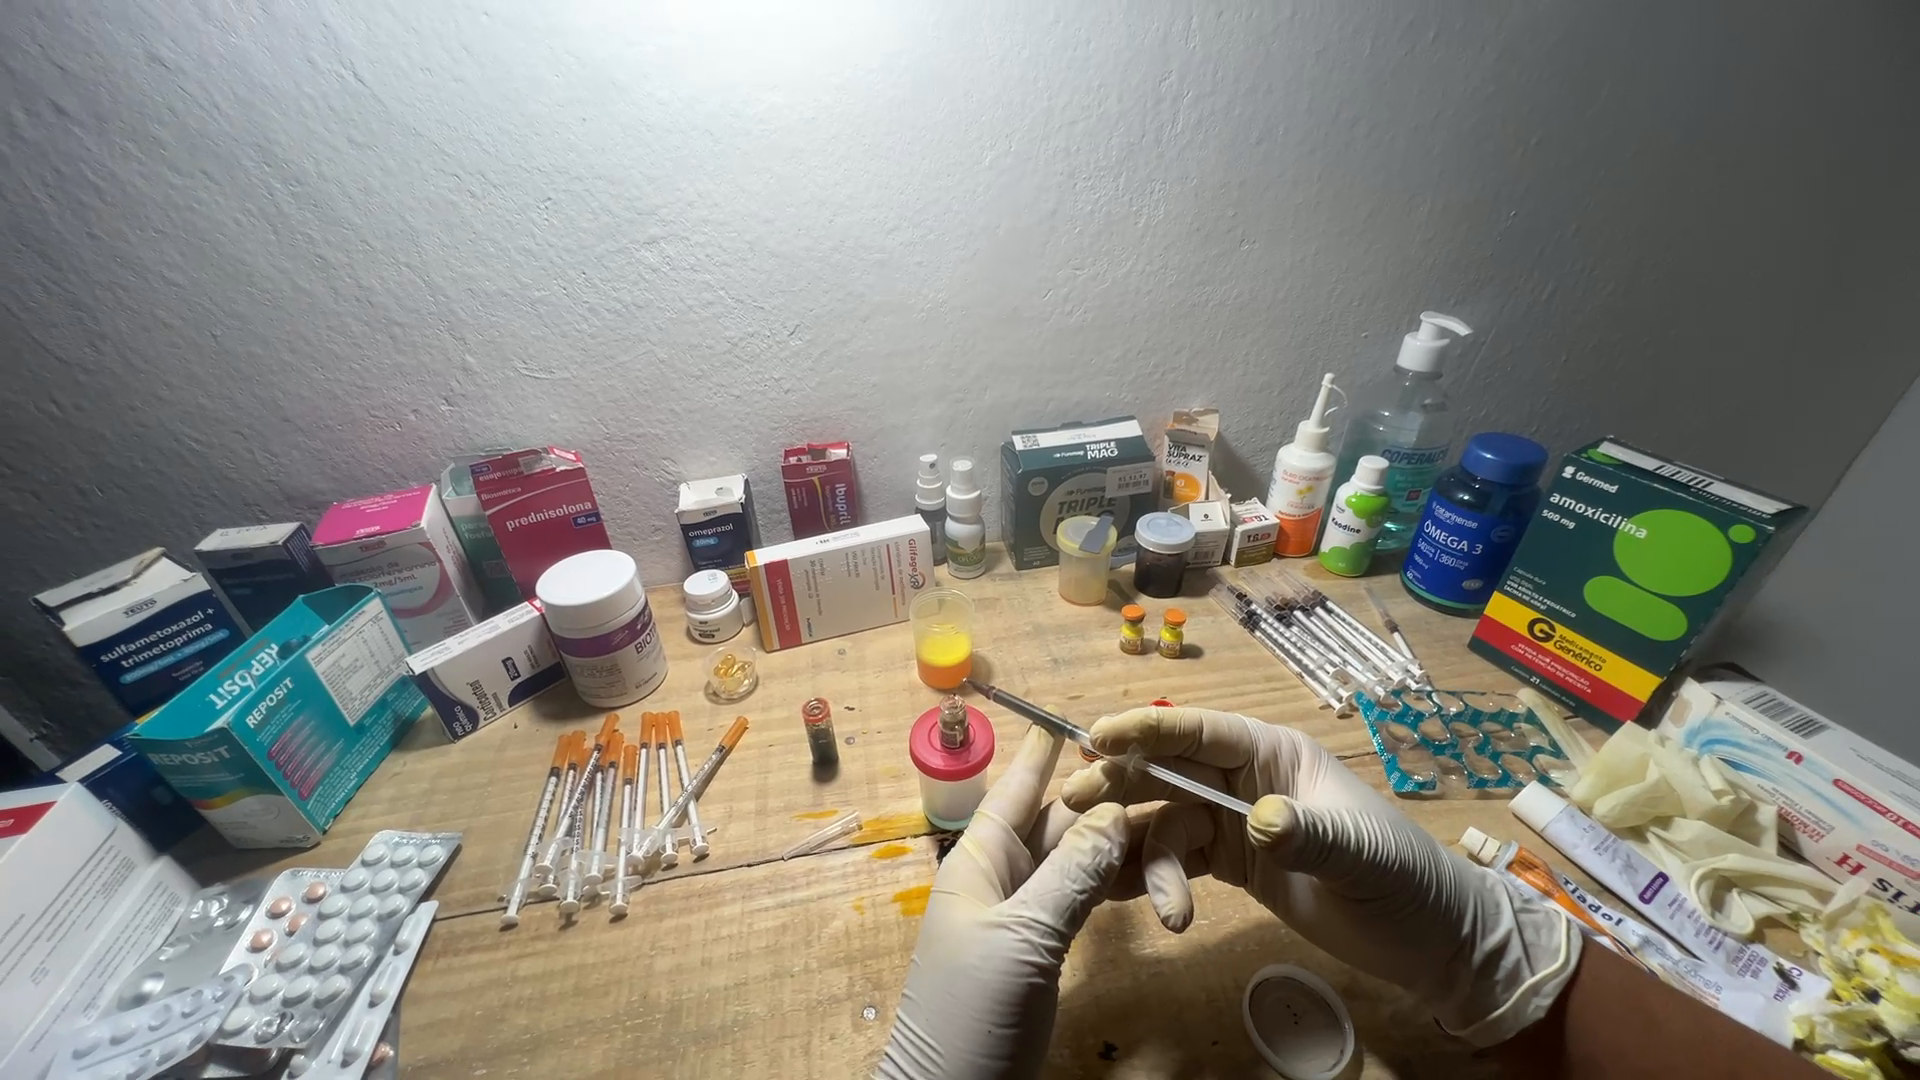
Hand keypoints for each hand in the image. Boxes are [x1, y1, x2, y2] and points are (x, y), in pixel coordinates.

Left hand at [876, 726, 1129, 1079]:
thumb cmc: (972, 1006)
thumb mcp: (1022, 935)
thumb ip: (1070, 874)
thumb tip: (1113, 815)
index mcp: (980, 859)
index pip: (1013, 792)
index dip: (1036, 756)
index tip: (1058, 719)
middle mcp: (1001, 875)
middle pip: (1051, 824)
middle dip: (1091, 797)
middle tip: (1140, 769)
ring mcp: (1023, 911)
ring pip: (1070, 860)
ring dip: (1106, 840)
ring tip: (1151, 810)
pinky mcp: (1042, 945)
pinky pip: (1077, 897)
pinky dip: (1105, 880)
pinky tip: (1135, 865)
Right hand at [1061, 704, 1579, 1046]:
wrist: (1430, 943)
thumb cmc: (1403, 881)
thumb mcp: (1362, 856)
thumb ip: (1309, 832)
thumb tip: (1259, 821)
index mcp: (1271, 754)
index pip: (1199, 731)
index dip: (1147, 729)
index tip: (1100, 735)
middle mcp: (1242, 779)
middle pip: (1168, 771)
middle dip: (1121, 783)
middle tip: (1073, 801)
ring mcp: (1231, 820)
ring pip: (1165, 820)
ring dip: (1134, 843)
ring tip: (1098, 867)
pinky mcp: (1228, 861)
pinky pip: (1176, 859)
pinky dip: (1151, 875)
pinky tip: (1125, 893)